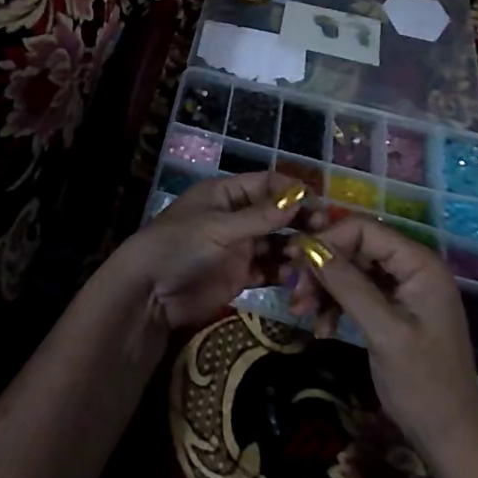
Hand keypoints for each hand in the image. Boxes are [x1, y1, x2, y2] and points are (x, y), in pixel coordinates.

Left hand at [109, 171, 306, 329]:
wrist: (149, 293)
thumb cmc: (178, 247)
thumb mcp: (217, 228)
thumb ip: (258, 217)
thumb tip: (299, 198)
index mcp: (224, 194)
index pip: (266, 183)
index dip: (292, 191)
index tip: (319, 204)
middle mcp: (235, 217)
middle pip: (277, 214)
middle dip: (301, 222)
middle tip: (327, 234)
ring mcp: (239, 247)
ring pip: (278, 243)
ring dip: (297, 250)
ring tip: (317, 260)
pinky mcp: (241, 275)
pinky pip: (271, 269)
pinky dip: (286, 273)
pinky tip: (301, 279)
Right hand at [290, 217, 477, 457]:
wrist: (448, 436)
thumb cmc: (423, 382)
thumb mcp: (383, 331)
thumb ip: (348, 285)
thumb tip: (308, 247)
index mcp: (420, 265)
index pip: (363, 229)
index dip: (327, 239)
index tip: (295, 261)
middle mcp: (411, 268)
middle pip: (352, 247)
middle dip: (320, 267)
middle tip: (295, 292)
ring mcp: (401, 289)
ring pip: (348, 269)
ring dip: (321, 287)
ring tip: (300, 311)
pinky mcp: (389, 308)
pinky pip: (352, 291)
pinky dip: (332, 305)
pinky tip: (320, 327)